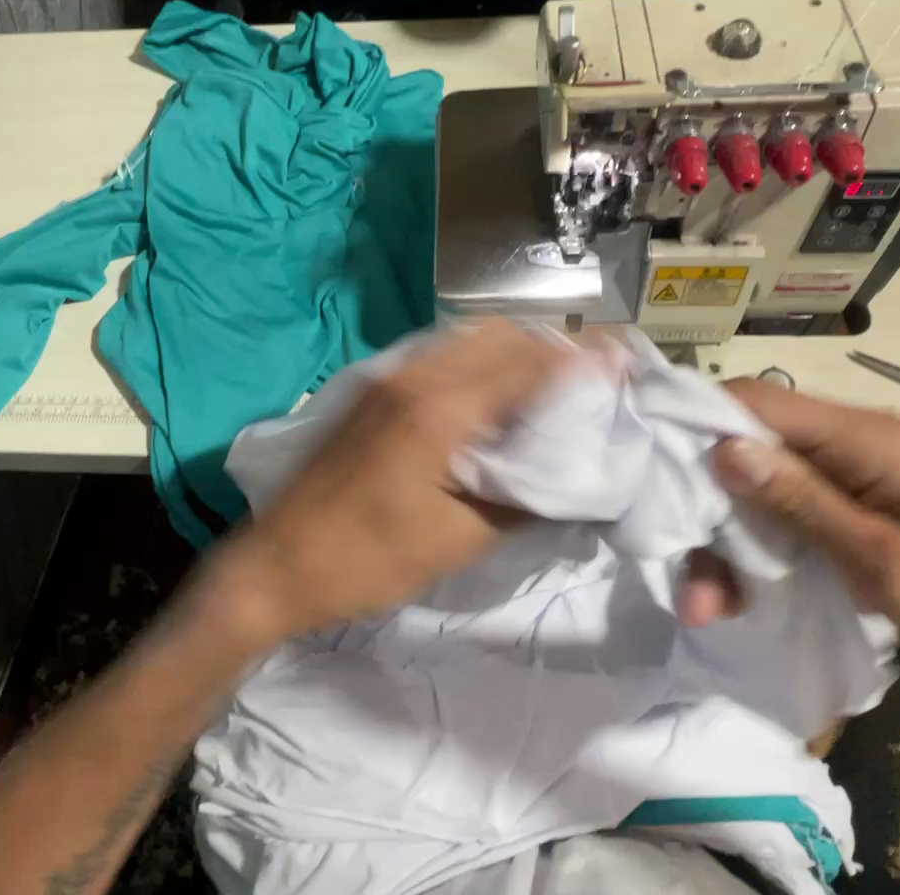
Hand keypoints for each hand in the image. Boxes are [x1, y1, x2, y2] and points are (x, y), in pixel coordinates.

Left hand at [208, 321, 568, 644]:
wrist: (277, 563)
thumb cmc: (368, 561)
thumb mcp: (458, 541)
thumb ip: (525, 501)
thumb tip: (577, 480)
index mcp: (441, 410)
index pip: (529, 365)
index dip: (582, 361)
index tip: (622, 364)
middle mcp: (415, 376)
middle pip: (500, 336)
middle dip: (551, 350)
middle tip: (585, 384)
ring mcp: (388, 378)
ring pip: (467, 339)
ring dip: (513, 352)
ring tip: (547, 389)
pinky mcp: (372, 390)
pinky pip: (439, 355)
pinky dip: (478, 362)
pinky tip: (491, 398)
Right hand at [702, 379, 899, 691]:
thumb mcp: (889, 562)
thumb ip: (805, 503)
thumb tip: (724, 448)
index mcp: (866, 438)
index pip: (759, 401)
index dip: (699, 420)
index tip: (650, 466)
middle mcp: (851, 443)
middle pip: (750, 446)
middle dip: (706, 501)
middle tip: (683, 568)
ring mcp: (850, 475)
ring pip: (758, 486)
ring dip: (725, 538)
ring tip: (707, 602)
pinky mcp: (849, 506)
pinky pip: (781, 512)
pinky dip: (753, 549)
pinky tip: (735, 596)